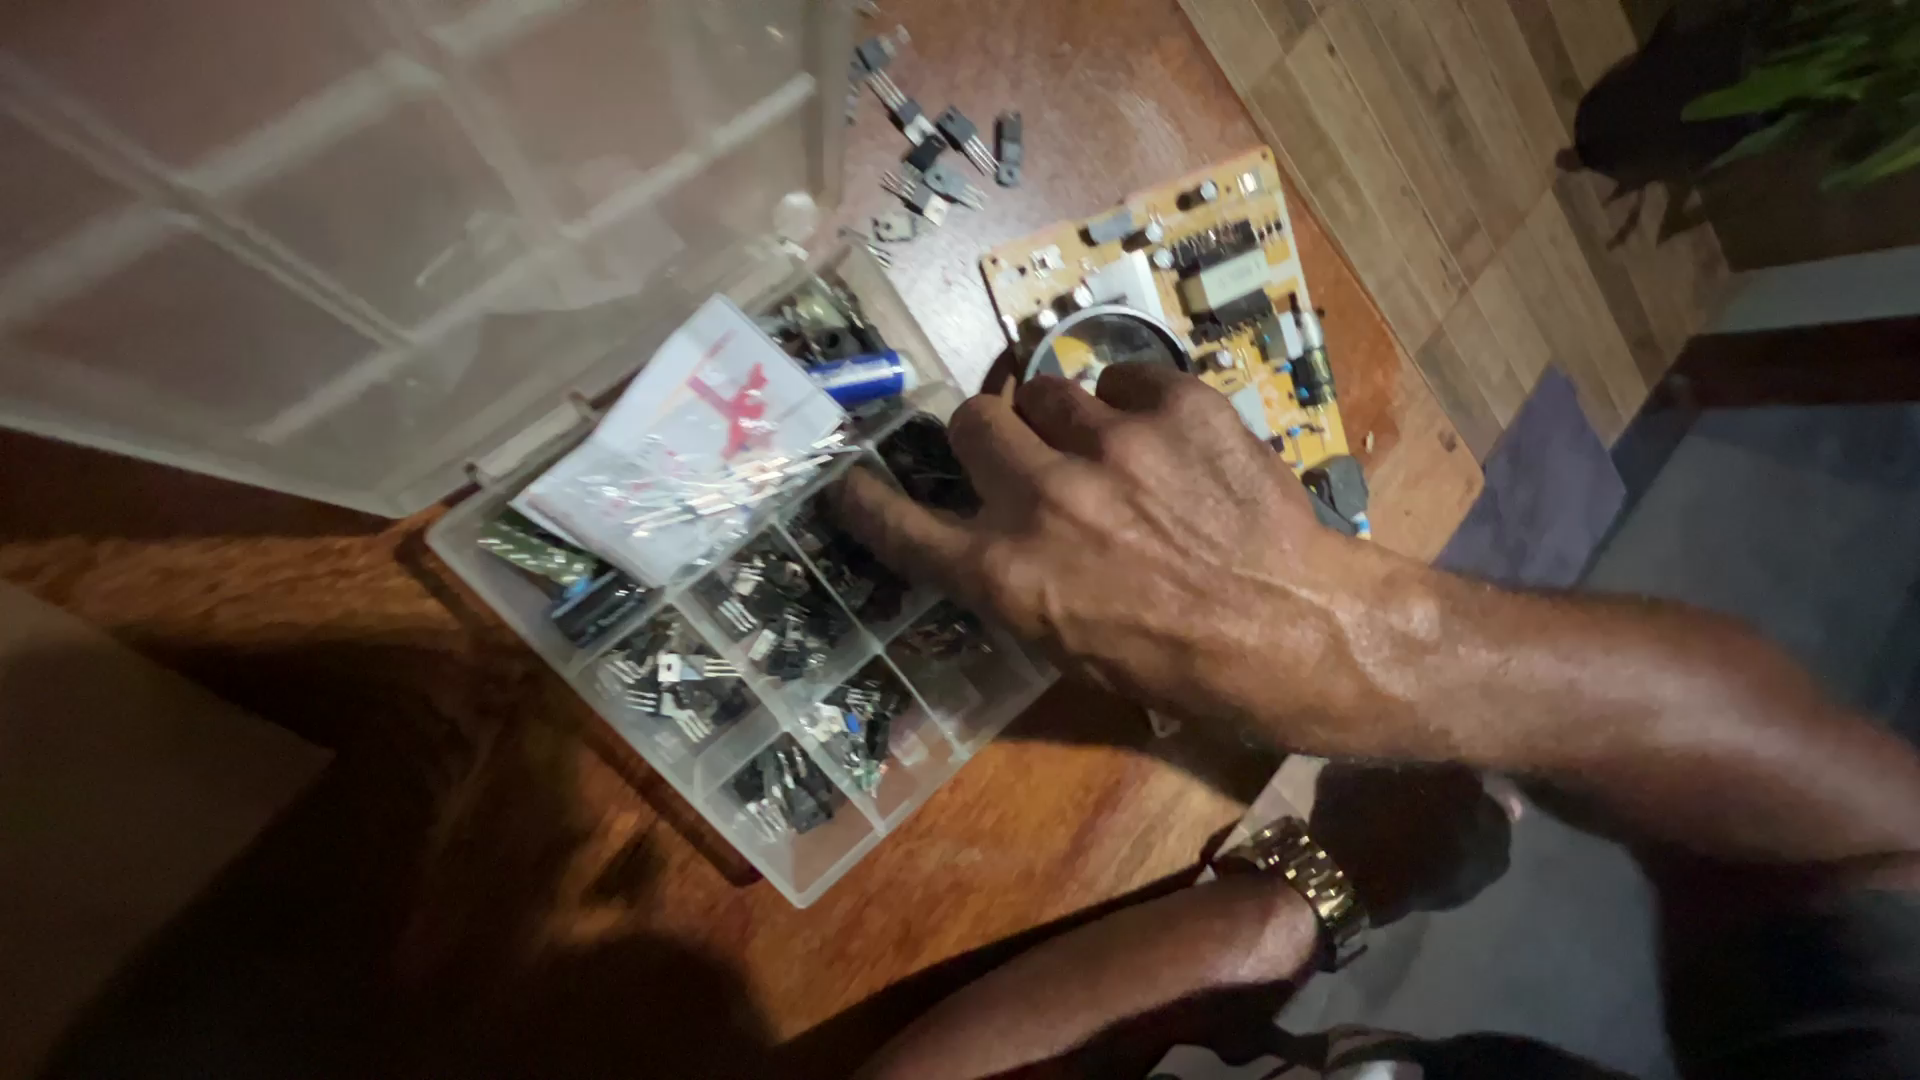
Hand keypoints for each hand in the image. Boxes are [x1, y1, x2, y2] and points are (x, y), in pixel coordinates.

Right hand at [836, 364, 1370, 735]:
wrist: (1295, 627)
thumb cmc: (1177, 664)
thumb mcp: (1069, 648)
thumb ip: (1012, 583)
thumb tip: (986, 538)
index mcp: (1009, 574)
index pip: (904, 527)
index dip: (868, 502)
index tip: (849, 482)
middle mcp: (1043, 498)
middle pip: (972, 421)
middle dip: (990, 438)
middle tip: (1023, 457)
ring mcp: (1110, 443)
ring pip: (1046, 392)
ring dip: (1064, 422)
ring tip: (1110, 452)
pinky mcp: (1175, 404)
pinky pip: (1124, 378)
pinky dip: (1133, 405)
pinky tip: (1165, 440)